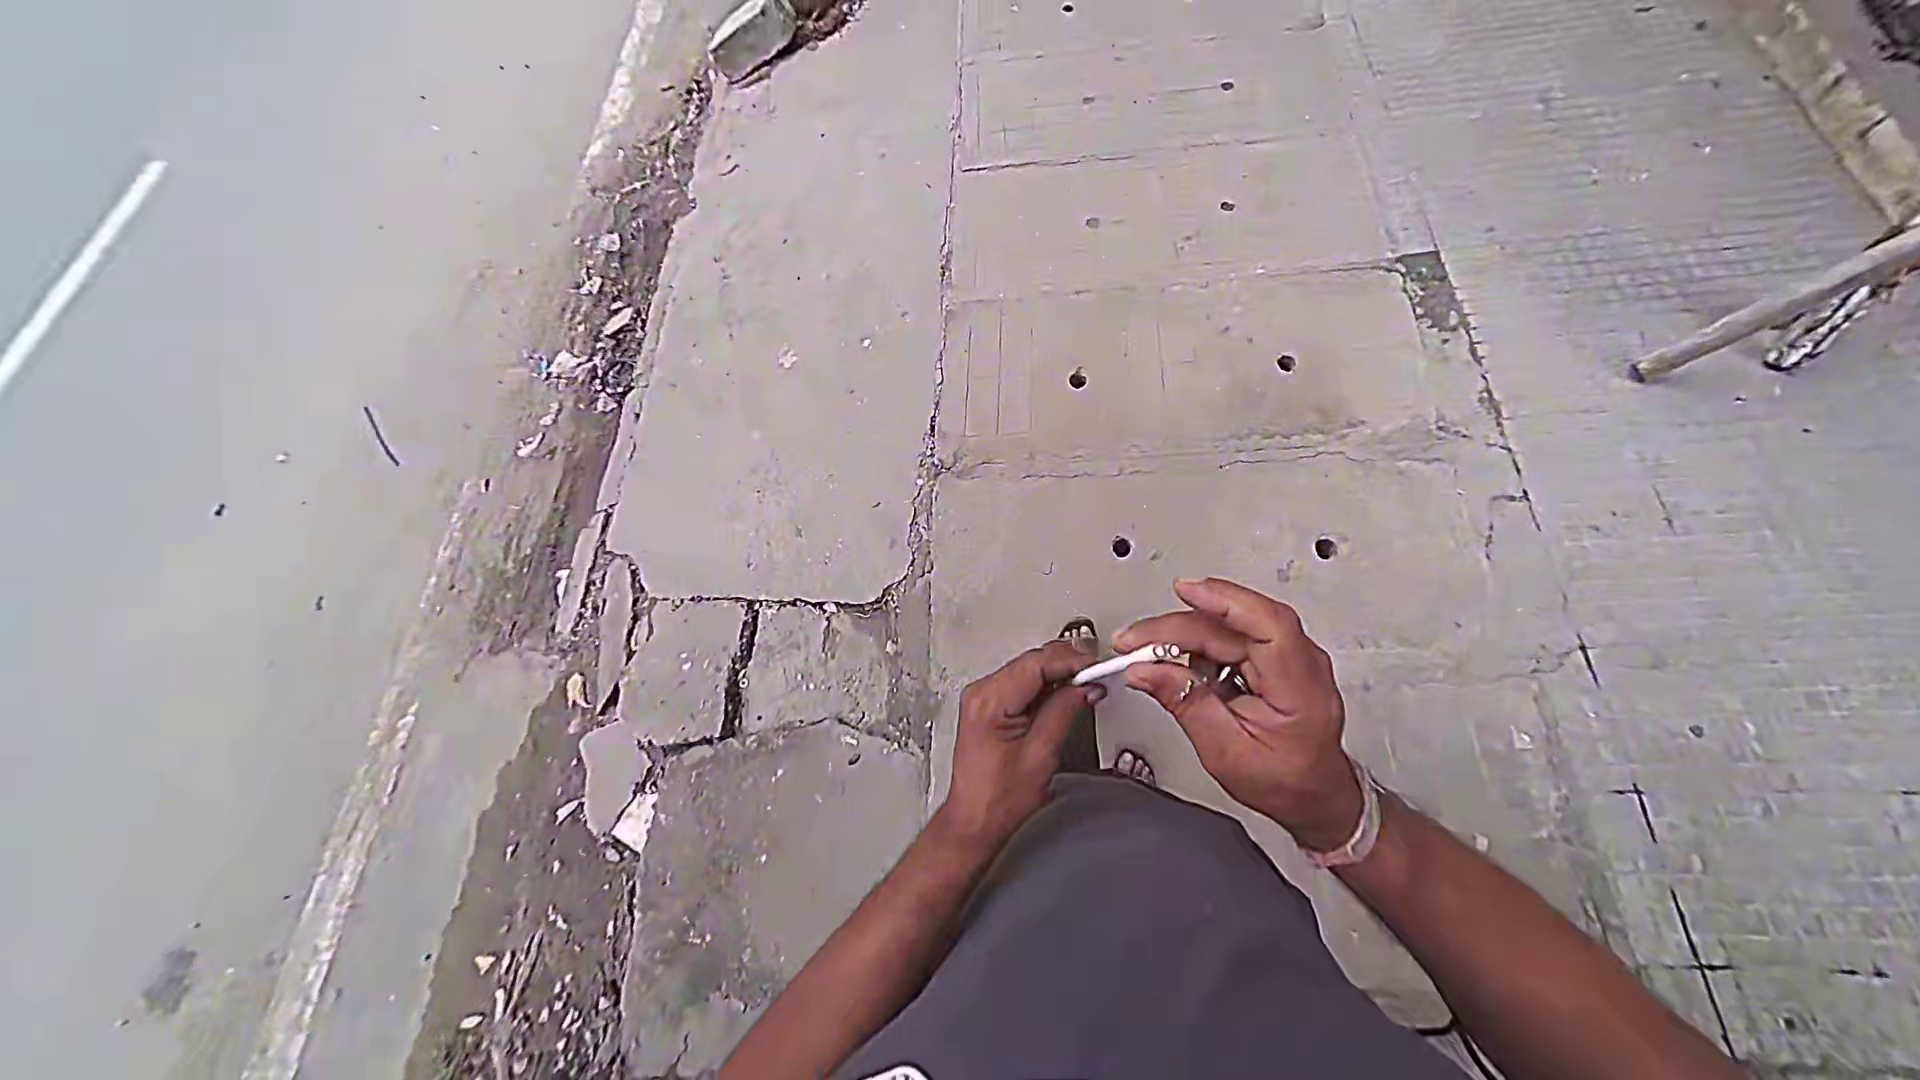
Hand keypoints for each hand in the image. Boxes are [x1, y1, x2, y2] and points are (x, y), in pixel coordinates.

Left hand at [937, 639, 1102, 853]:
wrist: (976, 819)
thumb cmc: (998, 799)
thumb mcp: (1041, 754)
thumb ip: (1063, 712)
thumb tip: (1084, 686)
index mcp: (988, 702)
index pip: (1035, 664)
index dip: (1071, 661)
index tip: (1097, 666)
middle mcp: (980, 693)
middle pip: (1031, 661)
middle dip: (1067, 663)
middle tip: (1098, 671)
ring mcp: (982, 697)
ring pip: (1028, 668)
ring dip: (1059, 671)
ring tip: (1087, 681)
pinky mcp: (989, 704)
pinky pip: (1022, 682)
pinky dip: (1046, 682)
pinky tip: (1065, 690)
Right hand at [1117, 577, 1363, 852]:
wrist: (1311, 793)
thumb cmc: (1285, 781)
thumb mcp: (1225, 752)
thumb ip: (1185, 704)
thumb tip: (1146, 671)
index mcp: (1299, 688)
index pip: (1269, 625)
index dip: (1225, 601)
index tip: (1185, 591)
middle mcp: (1299, 661)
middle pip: (1230, 623)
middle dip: (1174, 628)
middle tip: (1133, 643)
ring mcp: (1285, 653)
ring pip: (1223, 625)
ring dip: (1179, 635)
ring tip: (1148, 657)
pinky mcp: (1268, 653)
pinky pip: (1224, 634)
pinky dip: (1192, 644)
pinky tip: (1179, 666)